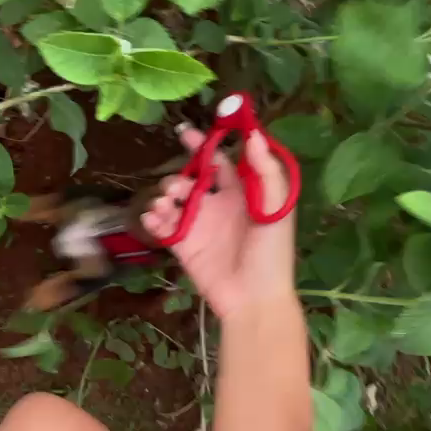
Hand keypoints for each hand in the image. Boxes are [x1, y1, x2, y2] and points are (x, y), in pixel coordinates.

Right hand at [140, 128, 297, 320]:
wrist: (254, 297)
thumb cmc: (272, 252)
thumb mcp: (277, 208)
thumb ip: (266, 171)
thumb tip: (253, 134)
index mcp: (242, 194)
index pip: (219, 161)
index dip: (204, 145)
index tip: (186, 133)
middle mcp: (217, 205)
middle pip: (188, 180)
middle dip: (177, 178)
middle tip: (176, 187)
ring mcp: (197, 225)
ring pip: (171, 200)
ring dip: (162, 197)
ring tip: (164, 206)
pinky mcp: (182, 245)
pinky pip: (161, 226)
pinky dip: (153, 220)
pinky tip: (154, 220)